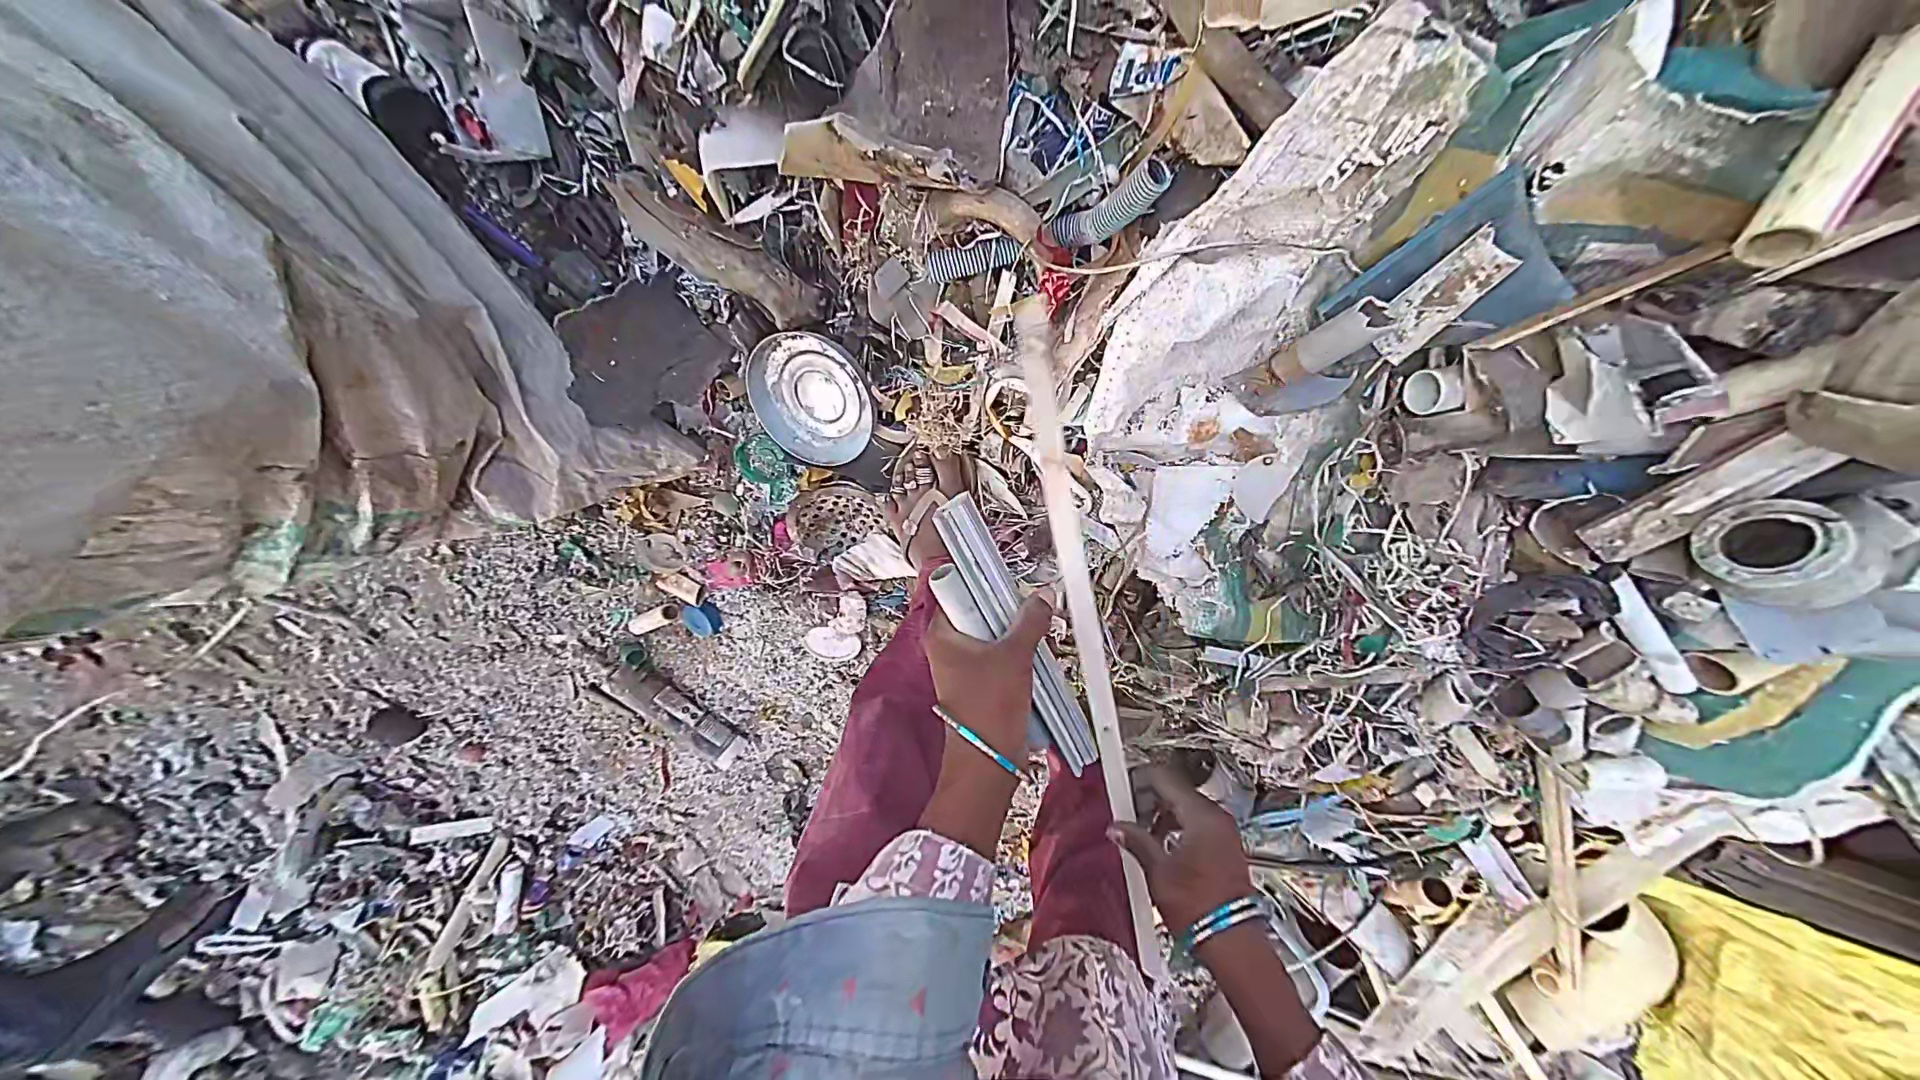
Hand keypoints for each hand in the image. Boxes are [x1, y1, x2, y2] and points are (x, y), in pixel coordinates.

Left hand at [925, 594, 1050, 758]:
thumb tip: (1044, 595)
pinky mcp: (979, 681)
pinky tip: (1034, 659)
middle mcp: (948, 646)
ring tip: (1035, 639)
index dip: (984, 584)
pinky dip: (1017, 654)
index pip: (957, 591)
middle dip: (1007, 613)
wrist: (990, 757)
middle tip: (1028, 615)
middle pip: (980, 612)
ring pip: (993, 634)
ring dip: (1016, 635)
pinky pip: (999, 654)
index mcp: (942, 633)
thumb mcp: (1015, 654)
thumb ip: (1030, 620)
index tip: (1008, 584)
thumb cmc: (990, 705)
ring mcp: (963, 664)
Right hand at [1108, 765, 1256, 933]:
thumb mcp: (1158, 871)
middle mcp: (1217, 818)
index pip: (1164, 779)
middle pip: (1176, 791)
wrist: (1231, 943)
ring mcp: (1224, 833)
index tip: (1122, 787)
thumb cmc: (1199, 908)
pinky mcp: (1226, 847)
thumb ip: (1136, 841)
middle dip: (1149, 799)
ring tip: (1141, 831)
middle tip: (1127, 812)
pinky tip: (1161, 844)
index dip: (1139, 780)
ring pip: (1186, 807)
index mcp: (1201, 816)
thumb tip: (1118, 829)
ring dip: (1162, 814)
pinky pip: (1197, 823)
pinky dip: (1177, 826)